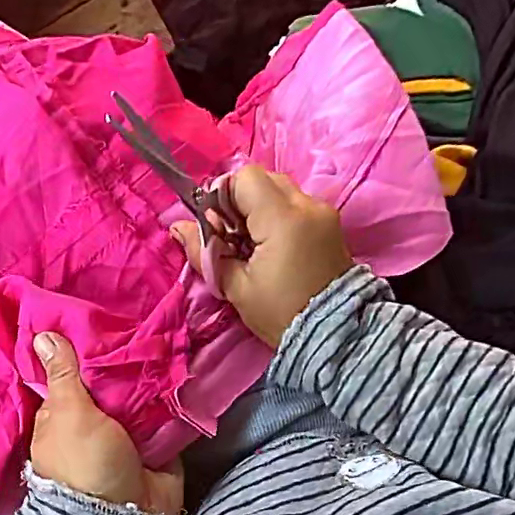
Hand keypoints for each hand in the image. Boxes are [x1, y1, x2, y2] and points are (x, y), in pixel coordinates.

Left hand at [28, 331, 183, 514]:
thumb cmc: (87, 462)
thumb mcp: (69, 413)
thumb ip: (63, 374)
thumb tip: (41, 334)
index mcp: (60, 421)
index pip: (69, 379)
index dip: (81, 353)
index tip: (98, 320)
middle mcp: (91, 427)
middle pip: (107, 386)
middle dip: (121, 363)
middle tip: (138, 324)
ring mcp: (125, 437)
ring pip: (137, 398)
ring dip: (149, 378)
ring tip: (163, 338)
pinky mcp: (156, 446)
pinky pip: (164, 415)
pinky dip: (171, 399)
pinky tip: (180, 368)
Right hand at [174, 164, 352, 347]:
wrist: (335, 336)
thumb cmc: (281, 315)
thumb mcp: (238, 288)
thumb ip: (206, 252)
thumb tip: (178, 227)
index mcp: (283, 218)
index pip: (244, 178)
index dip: (223, 197)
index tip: (218, 228)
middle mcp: (308, 206)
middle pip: (265, 179)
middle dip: (242, 202)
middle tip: (235, 239)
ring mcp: (325, 214)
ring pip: (283, 191)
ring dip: (263, 210)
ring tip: (256, 247)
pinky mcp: (333, 226)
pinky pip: (299, 207)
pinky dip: (282, 218)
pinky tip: (277, 250)